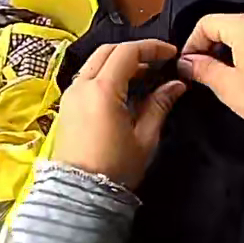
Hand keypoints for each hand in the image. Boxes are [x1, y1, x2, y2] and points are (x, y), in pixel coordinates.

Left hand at [50, 40, 185, 188]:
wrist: (80, 194)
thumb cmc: (116, 167)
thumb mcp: (145, 136)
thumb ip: (160, 104)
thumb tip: (176, 85)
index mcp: (102, 90)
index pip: (127, 52)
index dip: (152, 48)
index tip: (170, 54)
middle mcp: (81, 86)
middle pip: (108, 51)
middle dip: (135, 51)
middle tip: (157, 62)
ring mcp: (71, 95)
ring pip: (95, 63)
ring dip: (119, 62)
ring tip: (145, 76)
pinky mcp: (67, 106)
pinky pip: (87, 78)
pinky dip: (107, 74)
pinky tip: (125, 90)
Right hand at [177, 13, 243, 139]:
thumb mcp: (229, 86)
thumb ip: (203, 69)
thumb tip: (186, 62)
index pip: (206, 23)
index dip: (191, 44)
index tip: (187, 67)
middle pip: (223, 25)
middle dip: (208, 48)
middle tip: (201, 75)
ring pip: (239, 33)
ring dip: (225, 52)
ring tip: (220, 78)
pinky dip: (242, 53)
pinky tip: (242, 75)